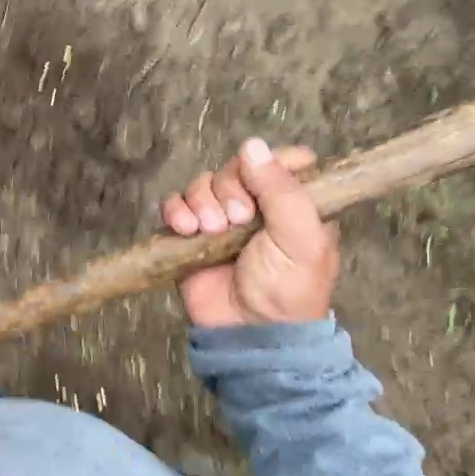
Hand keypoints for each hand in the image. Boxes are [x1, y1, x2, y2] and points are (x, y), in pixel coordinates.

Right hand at [160, 138, 338, 328]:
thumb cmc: (286, 287)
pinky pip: (173, 204)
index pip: (280, 161)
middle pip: (234, 169)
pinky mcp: (189, 232)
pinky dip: (175, 211)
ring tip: (209, 230)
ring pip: (201, 184)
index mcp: (295, 204)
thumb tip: (252, 145)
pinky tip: (185, 229)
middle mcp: (257, 205)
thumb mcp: (301, 239)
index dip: (265, 165)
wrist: (247, 330)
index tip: (260, 186)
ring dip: (200, 203)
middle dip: (227, 190)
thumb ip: (283, 191)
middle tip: (235, 220)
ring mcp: (220, 218)